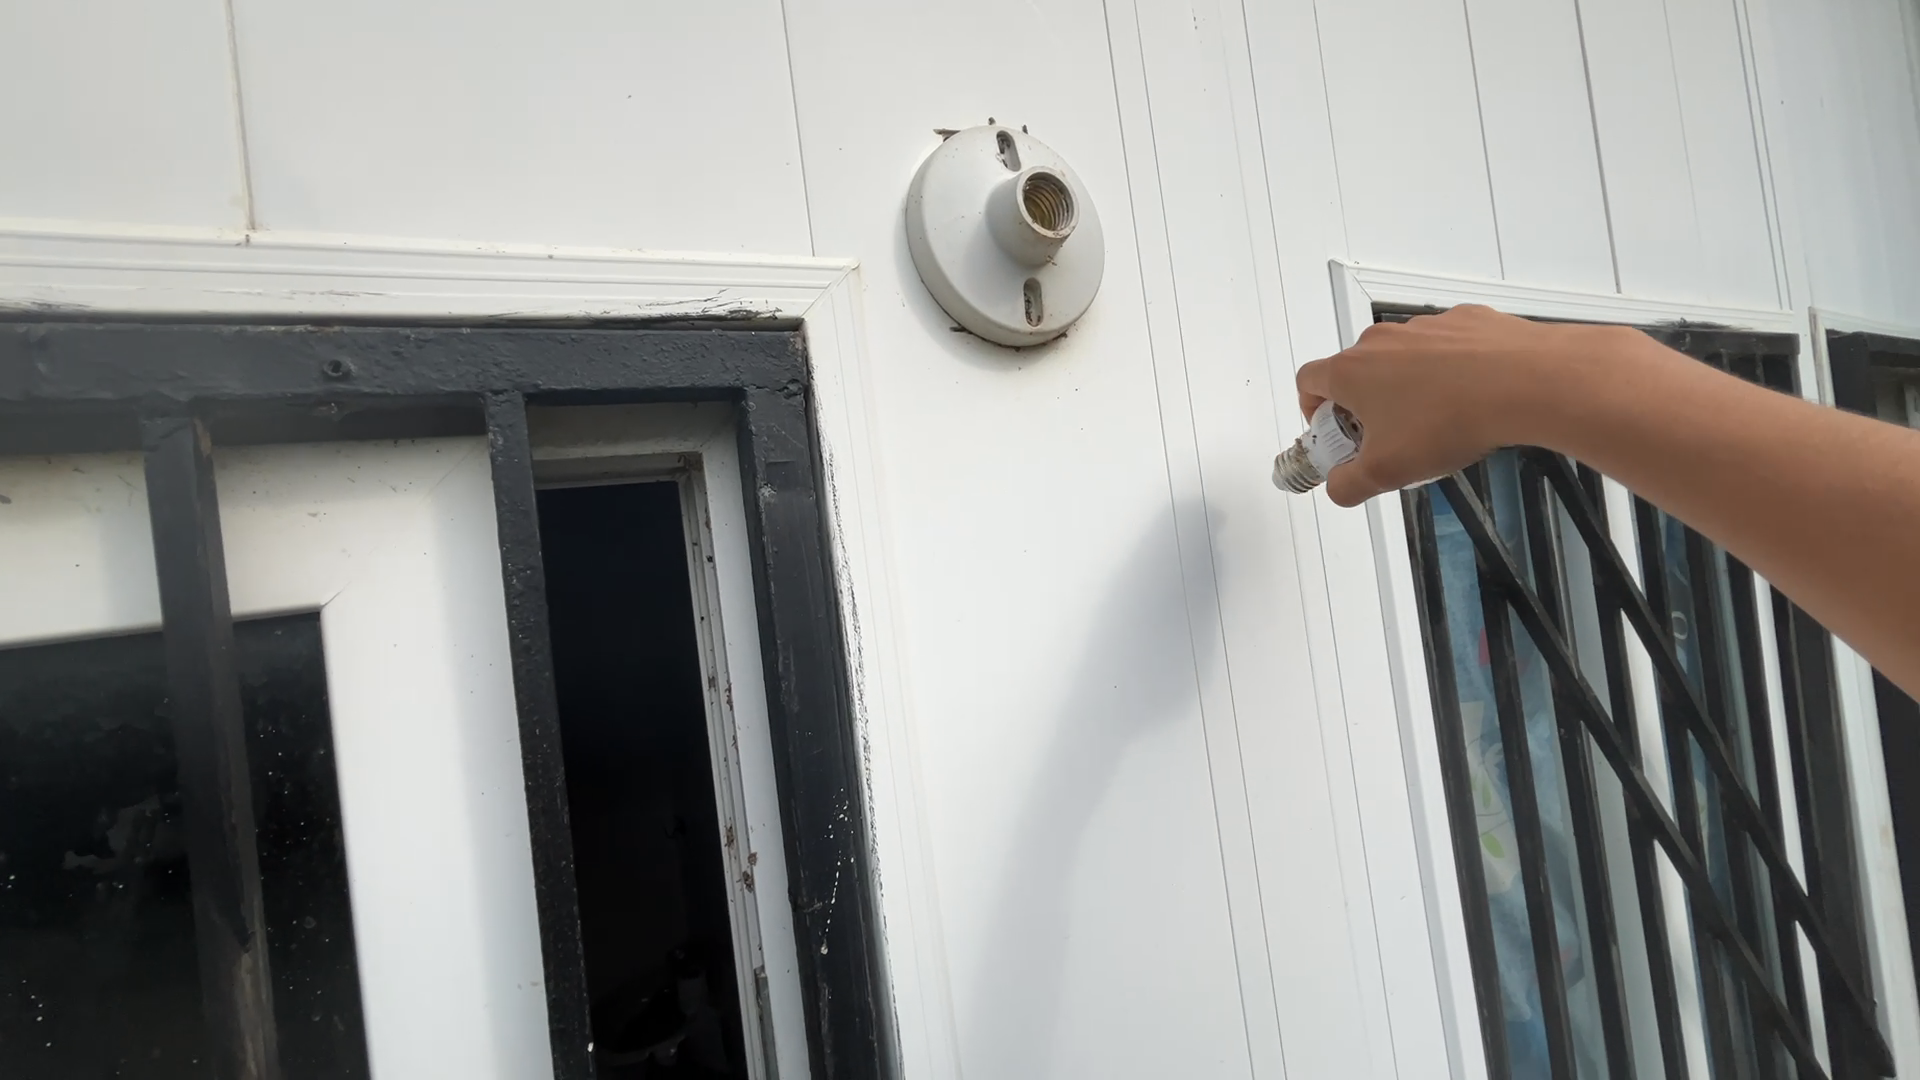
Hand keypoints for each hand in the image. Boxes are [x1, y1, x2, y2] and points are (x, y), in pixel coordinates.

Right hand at [1294, 304, 1619, 505]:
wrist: (1534, 383)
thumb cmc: (1449, 422)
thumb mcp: (1384, 473)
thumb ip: (1346, 486)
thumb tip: (1339, 486)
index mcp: (1349, 371)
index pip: (1307, 382)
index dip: (1312, 410)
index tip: (1335, 432)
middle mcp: (1381, 342)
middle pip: (1354, 371)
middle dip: (1362, 404)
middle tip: (1387, 437)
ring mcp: (1426, 327)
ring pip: (1400, 359)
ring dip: (1406, 387)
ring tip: (1437, 420)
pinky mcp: (1469, 320)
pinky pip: (1446, 348)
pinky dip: (1449, 371)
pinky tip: (1472, 398)